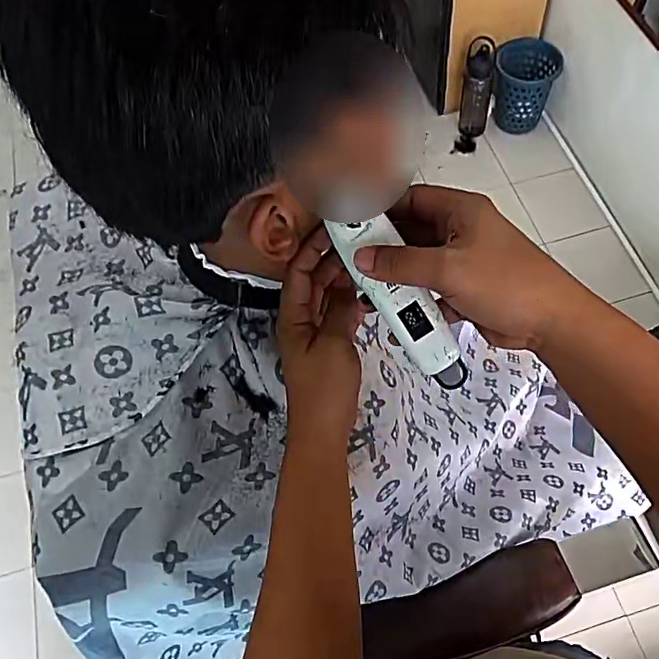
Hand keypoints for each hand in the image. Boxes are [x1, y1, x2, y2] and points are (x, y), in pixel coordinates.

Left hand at [277, 230, 366, 440]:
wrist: (324, 429)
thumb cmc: (323, 391)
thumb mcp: (334, 344)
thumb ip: (340, 311)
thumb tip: (347, 288)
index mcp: (292, 318)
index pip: (297, 272)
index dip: (311, 248)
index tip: (331, 229)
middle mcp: (300, 322)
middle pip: (311, 281)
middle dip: (329, 260)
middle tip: (355, 242)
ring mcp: (314, 335)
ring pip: (326, 297)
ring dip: (341, 280)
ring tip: (364, 263)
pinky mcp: (329, 347)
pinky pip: (337, 315)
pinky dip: (349, 303)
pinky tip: (365, 296)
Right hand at [358, 184, 601, 349]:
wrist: (547, 322)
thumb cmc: (515, 284)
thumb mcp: (448, 269)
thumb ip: (403, 264)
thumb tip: (368, 259)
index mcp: (461, 211)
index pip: (410, 200)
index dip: (380, 210)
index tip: (355, 225)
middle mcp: (461, 232)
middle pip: (410, 235)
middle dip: (385, 253)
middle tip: (359, 265)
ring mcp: (463, 262)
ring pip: (418, 267)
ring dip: (399, 282)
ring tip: (375, 294)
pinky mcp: (465, 290)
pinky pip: (431, 292)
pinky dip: (417, 304)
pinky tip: (403, 316)